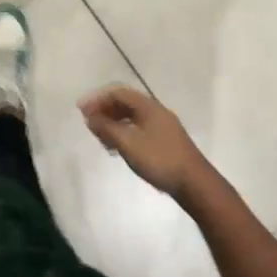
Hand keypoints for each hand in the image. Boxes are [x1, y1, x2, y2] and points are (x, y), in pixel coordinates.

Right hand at [78, 85, 210, 197]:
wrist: (195, 183)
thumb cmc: (160, 160)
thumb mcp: (129, 144)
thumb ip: (108, 128)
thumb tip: (90, 117)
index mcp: (148, 106)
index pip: (118, 92)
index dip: (97, 98)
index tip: (81, 110)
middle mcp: (155, 111)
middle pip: (125, 103)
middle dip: (105, 110)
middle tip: (89, 124)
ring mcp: (162, 126)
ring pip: (132, 117)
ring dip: (114, 122)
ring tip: (101, 137)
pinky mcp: (165, 141)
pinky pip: (139, 128)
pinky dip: (124, 133)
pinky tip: (119, 147)